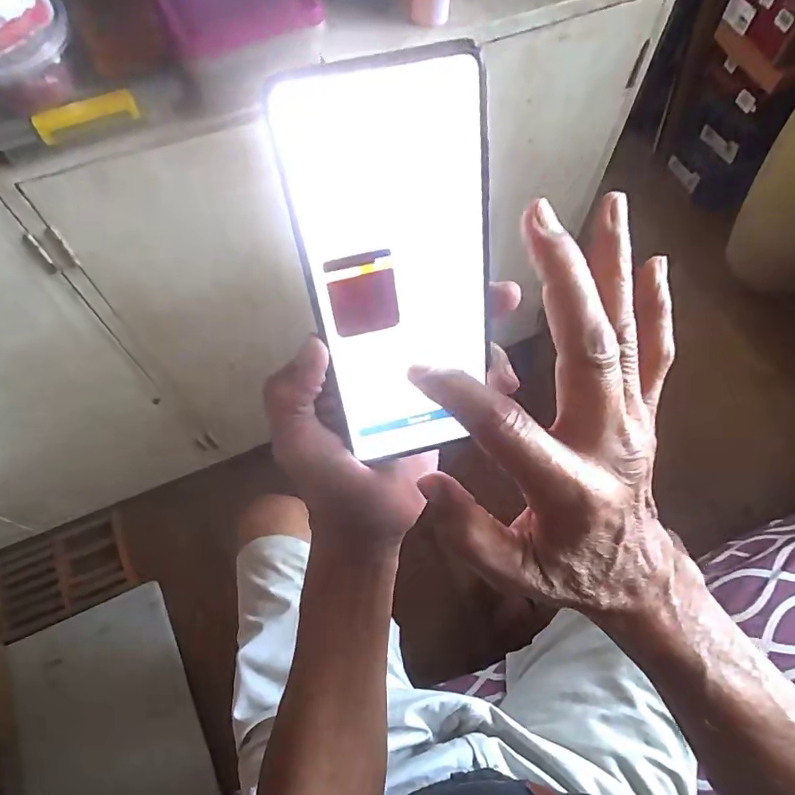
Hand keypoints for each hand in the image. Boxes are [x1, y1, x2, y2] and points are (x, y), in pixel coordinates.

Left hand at [263, 282, 523, 544]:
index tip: (426, 266)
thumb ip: (289, 395)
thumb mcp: (295, 440)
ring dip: (480, 330)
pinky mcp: (441, 411)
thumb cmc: (326, 483)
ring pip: (448, 347)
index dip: (394, 288)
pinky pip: (466, 383)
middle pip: (418, 323)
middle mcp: (380, 369)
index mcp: (344, 369)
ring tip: (504, 320)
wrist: (369, 528)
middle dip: (455, 297)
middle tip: (494, 288)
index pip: (369, 317)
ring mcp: (415, 388)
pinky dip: (488, 373)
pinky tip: (506, 378)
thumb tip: (315, 342)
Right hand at [409, 193, 694, 644]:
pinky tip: (654, 264)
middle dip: (564, 279)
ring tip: (609, 206)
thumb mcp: (515, 574)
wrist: (640, 579)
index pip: (505, 426)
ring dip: (615, 268)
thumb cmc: (572, 576)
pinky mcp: (644, 412)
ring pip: (625, 335)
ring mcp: (634, 420)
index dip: (458, 393)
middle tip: (540, 221)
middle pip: (587, 348)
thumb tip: (427, 481)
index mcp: (567, 484)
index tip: (418, 366)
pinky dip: (655, 306)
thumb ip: (467, 533)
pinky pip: (654, 353)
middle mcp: (608, 439)